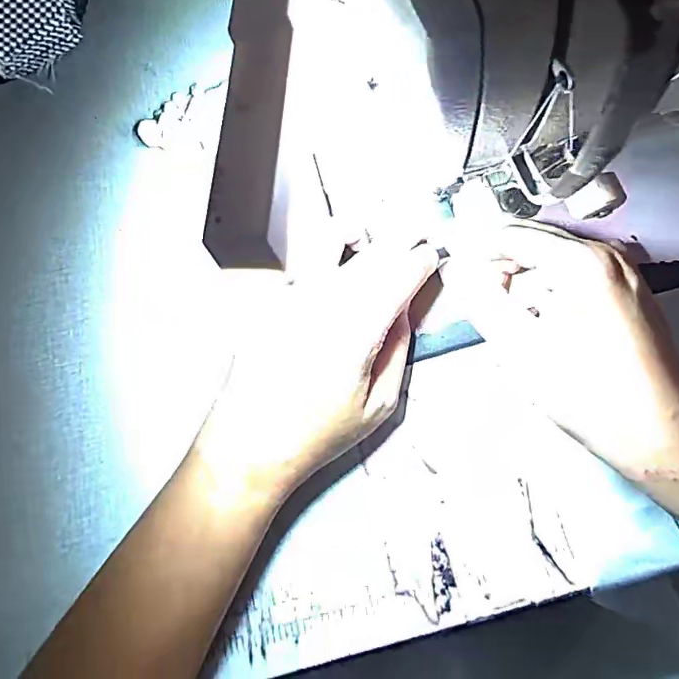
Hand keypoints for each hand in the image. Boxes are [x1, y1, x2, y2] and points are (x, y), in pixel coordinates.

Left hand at [191, 243, 440, 506]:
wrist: (249, 438)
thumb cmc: (310, 433)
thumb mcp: (378, 405)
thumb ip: (399, 349)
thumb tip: (405, 309)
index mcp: (354, 332)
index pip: (397, 273)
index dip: (419, 259)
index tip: (429, 256)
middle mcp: (320, 304)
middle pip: (368, 251)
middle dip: (396, 245)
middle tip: (411, 245)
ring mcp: (290, 295)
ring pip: (332, 244)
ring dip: (360, 240)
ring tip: (372, 245)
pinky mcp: (271, 296)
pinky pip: (306, 263)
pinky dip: (328, 258)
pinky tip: (337, 272)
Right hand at [465, 224, 678, 500]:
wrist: (669, 440)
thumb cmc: (594, 398)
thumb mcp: (520, 349)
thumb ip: (480, 300)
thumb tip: (454, 270)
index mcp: (582, 262)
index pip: (509, 235)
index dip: (474, 252)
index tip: (453, 272)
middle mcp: (606, 254)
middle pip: (531, 239)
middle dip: (498, 264)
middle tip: (475, 296)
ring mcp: (623, 269)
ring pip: (551, 255)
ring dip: (523, 277)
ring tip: (509, 315)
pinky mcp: (629, 288)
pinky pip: (574, 271)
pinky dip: (548, 287)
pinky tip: (540, 321)